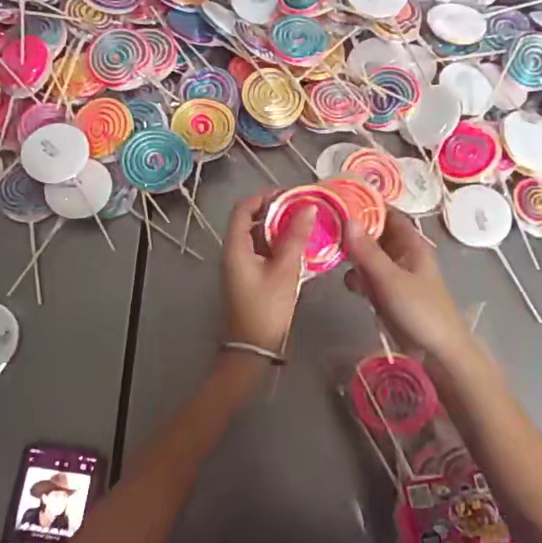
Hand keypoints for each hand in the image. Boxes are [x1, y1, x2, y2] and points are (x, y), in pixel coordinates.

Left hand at [223, 190, 314, 350]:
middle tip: (304, 209)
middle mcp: (233, 253)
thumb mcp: (285, 271)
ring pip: (258, 238)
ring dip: (280, 230)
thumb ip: (296, 237)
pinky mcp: (248, 278)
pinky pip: (262, 253)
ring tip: (307, 226)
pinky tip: (299, 248)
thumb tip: (308, 207)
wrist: (252, 348)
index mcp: (235, 247)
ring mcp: (239, 266)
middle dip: (277, 212)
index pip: (243, 209)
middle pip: (250, 221)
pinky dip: (278, 246)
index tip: (291, 194)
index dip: (265, 196)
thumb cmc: (266, 309)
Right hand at [342, 212, 481, 367]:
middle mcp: (402, 255)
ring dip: (352, 257)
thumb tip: (347, 218)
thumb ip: (367, 251)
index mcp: (411, 244)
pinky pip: (367, 278)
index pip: (387, 214)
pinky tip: (349, 286)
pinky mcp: (386, 294)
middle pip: (374, 234)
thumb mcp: (390, 279)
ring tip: (330, 255)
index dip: (366, 205)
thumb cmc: (420, 311)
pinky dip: (357, 279)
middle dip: (352, 232)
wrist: (437, 351)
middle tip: (324, 227)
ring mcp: (394, 275)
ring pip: (368, 257)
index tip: (337, 199)